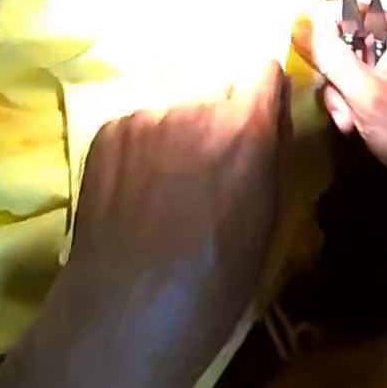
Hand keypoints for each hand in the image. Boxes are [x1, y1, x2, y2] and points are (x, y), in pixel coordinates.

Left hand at [57, 62, 288, 387]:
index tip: (257, 119)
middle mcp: (197, 105)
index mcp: (245, 126)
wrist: (126, 316)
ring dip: (177, 137)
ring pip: (175, 113)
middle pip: (216, 96)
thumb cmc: (215, 280)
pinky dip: (140, 151)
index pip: (264, 71)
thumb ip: (275, 148)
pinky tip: (132, 194)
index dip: (263, 94)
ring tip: (164, 189)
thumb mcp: (268, 219)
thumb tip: (277, 106)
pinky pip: (138, 128)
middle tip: (205, 172)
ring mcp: (148, 116)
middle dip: (218, 123)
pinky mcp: (109, 130)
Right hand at [312, 7, 386, 199]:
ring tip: (351, 122)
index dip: (327, 38)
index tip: (317, 66)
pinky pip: (357, 82)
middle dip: (337, 78)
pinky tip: (356, 125)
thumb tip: (299, 26)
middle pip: (345, 42)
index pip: (348, 15)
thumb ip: (331, 58)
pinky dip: (352, 103)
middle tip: (342, 107)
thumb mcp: (365, 94)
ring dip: (342, 96)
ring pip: (346, 66)